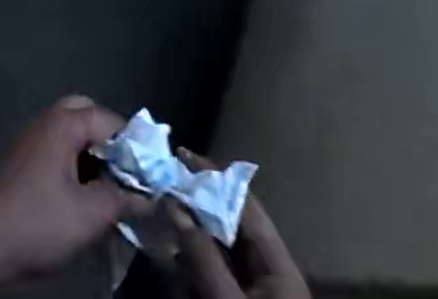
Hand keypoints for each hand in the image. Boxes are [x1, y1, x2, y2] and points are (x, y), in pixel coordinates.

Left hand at [0, 94, 153, 282]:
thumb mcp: (89, 215)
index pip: (109, 118)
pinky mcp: (22, 159)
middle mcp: (44, 122)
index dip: (135, 144)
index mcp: (61, 124)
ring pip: (70, 132)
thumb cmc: (37, 221)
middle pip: (85, 114)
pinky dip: (76, 162)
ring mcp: (30, 139)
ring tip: (114, 187)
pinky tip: (87, 194)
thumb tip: (147, 196)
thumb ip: (123, 199)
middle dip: (111, 140)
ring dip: (93, 153)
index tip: (154, 172)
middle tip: (129, 173)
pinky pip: (57, 148)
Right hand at [157, 149, 309, 298]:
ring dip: (188, 228)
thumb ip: (201, 254)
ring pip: (217, 247)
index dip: (214, 178)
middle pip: (230, 225)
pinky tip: (165, 249)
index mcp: (281, 269)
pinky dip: (189, 257)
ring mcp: (252, 292)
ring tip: (157, 209)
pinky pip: (211, 272)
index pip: (247, 208)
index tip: (179, 154)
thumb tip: (173, 201)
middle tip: (160, 180)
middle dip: (195, 202)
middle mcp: (269, 274)